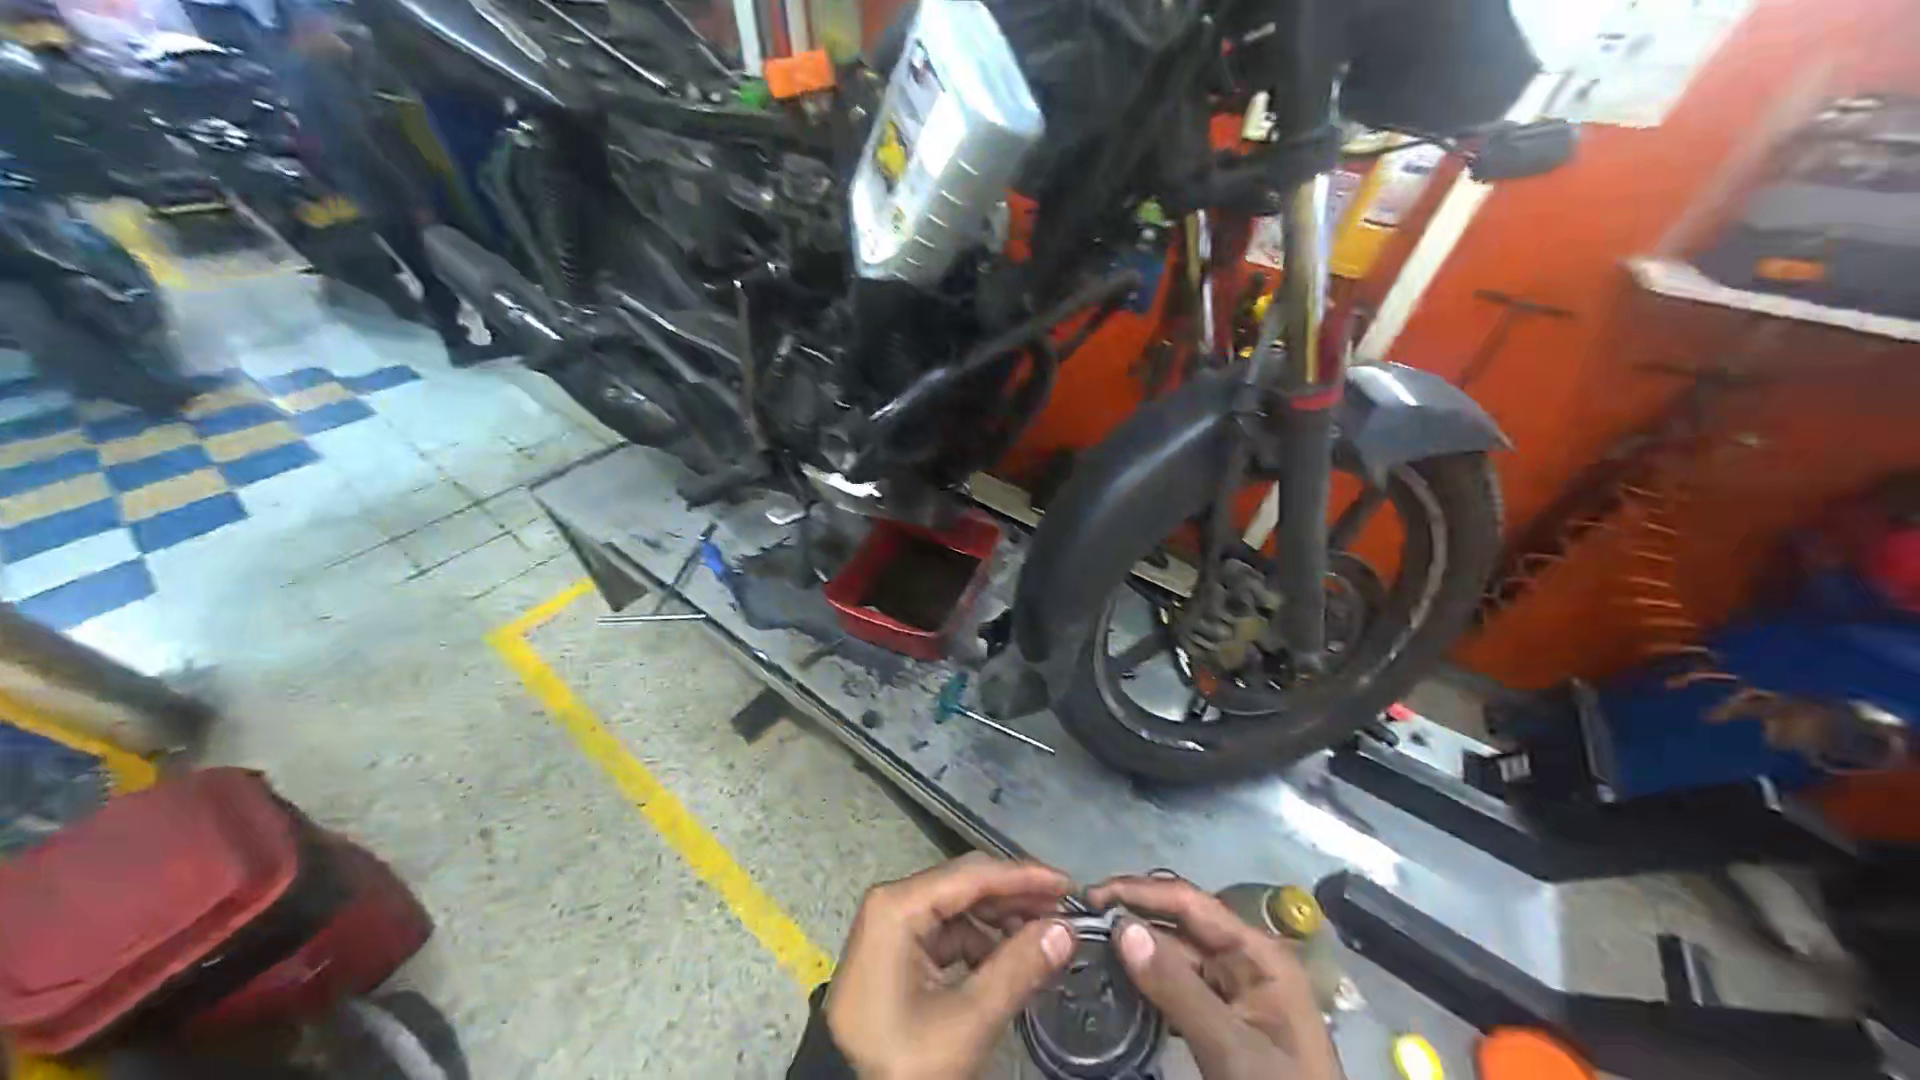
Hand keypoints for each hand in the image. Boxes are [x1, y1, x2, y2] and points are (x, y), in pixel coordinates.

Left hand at [827, 854, 1074, 1079]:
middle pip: (966, 885)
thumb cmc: (900, 1063)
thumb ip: (1018, 969)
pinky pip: (947, 934)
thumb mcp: (965, 1022)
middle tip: (1065, 911)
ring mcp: (892, 927)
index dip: (1025, 876)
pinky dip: (982, 944)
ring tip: (1046, 937)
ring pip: (959, 910)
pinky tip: (1012, 960)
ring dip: (1002, 922)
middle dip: (1016, 897)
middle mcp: (893, 902)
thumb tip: (1066, 929)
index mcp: (900, 905)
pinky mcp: (896, 954)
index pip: (974, 874)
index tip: (1070, 886)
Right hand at [1089, 876, 1340, 1079]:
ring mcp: (1234, 991)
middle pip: (1180, 923)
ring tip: (1089, 941)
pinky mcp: (1223, 1019)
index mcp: (1258, 953)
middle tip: (1081, 918)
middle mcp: (1245, 960)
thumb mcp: (1232, 1048)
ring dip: (1136, 947)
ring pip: (1175, 954)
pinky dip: (1147, 979)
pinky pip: (1178, 986)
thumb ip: (1177, 988)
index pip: (1190, 902)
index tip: (1091, 895)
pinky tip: (1116, 977)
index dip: (1139, 892)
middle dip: (1134, 915)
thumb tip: (1122, 928)